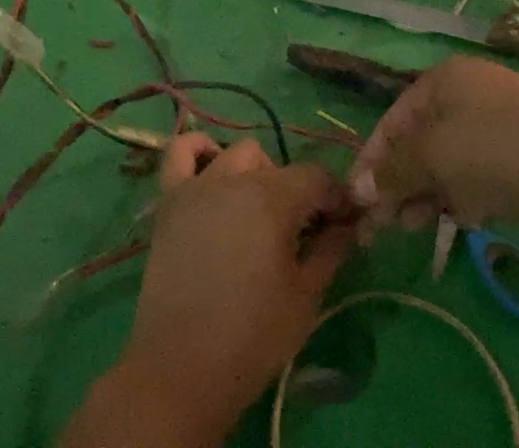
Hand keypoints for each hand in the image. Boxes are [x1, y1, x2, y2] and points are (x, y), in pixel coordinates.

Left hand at [109, 134, 355, 439]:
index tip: (346, 227)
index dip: (338, 199)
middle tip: (303, 232)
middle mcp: (234, 180)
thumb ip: (331, 250)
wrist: (182, 366)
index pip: (318, 178)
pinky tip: (213, 175)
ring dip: (257, 174)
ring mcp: (196, 186)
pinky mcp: (168, 201)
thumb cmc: (253, 336)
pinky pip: (179, 153)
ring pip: (237, 155)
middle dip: (299, 192)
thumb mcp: (306, 295)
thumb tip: (349, 226)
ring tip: (260, 213)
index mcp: (273, 199)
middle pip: (279, 167)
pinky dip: (199, 152)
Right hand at [348, 56, 518, 234]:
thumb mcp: (435, 159)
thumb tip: (359, 189)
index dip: (369, 165)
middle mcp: (467, 94)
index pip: (389, 124)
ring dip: (425, 194)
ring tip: (415, 228)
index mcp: (441, 81)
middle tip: (382, 228)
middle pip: (416, 143)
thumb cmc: (503, 154)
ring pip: (446, 161)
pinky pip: (477, 172)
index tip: (356, 207)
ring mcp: (498, 122)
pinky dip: (462, 194)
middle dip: (397, 185)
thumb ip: (392, 173)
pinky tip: (463, 219)